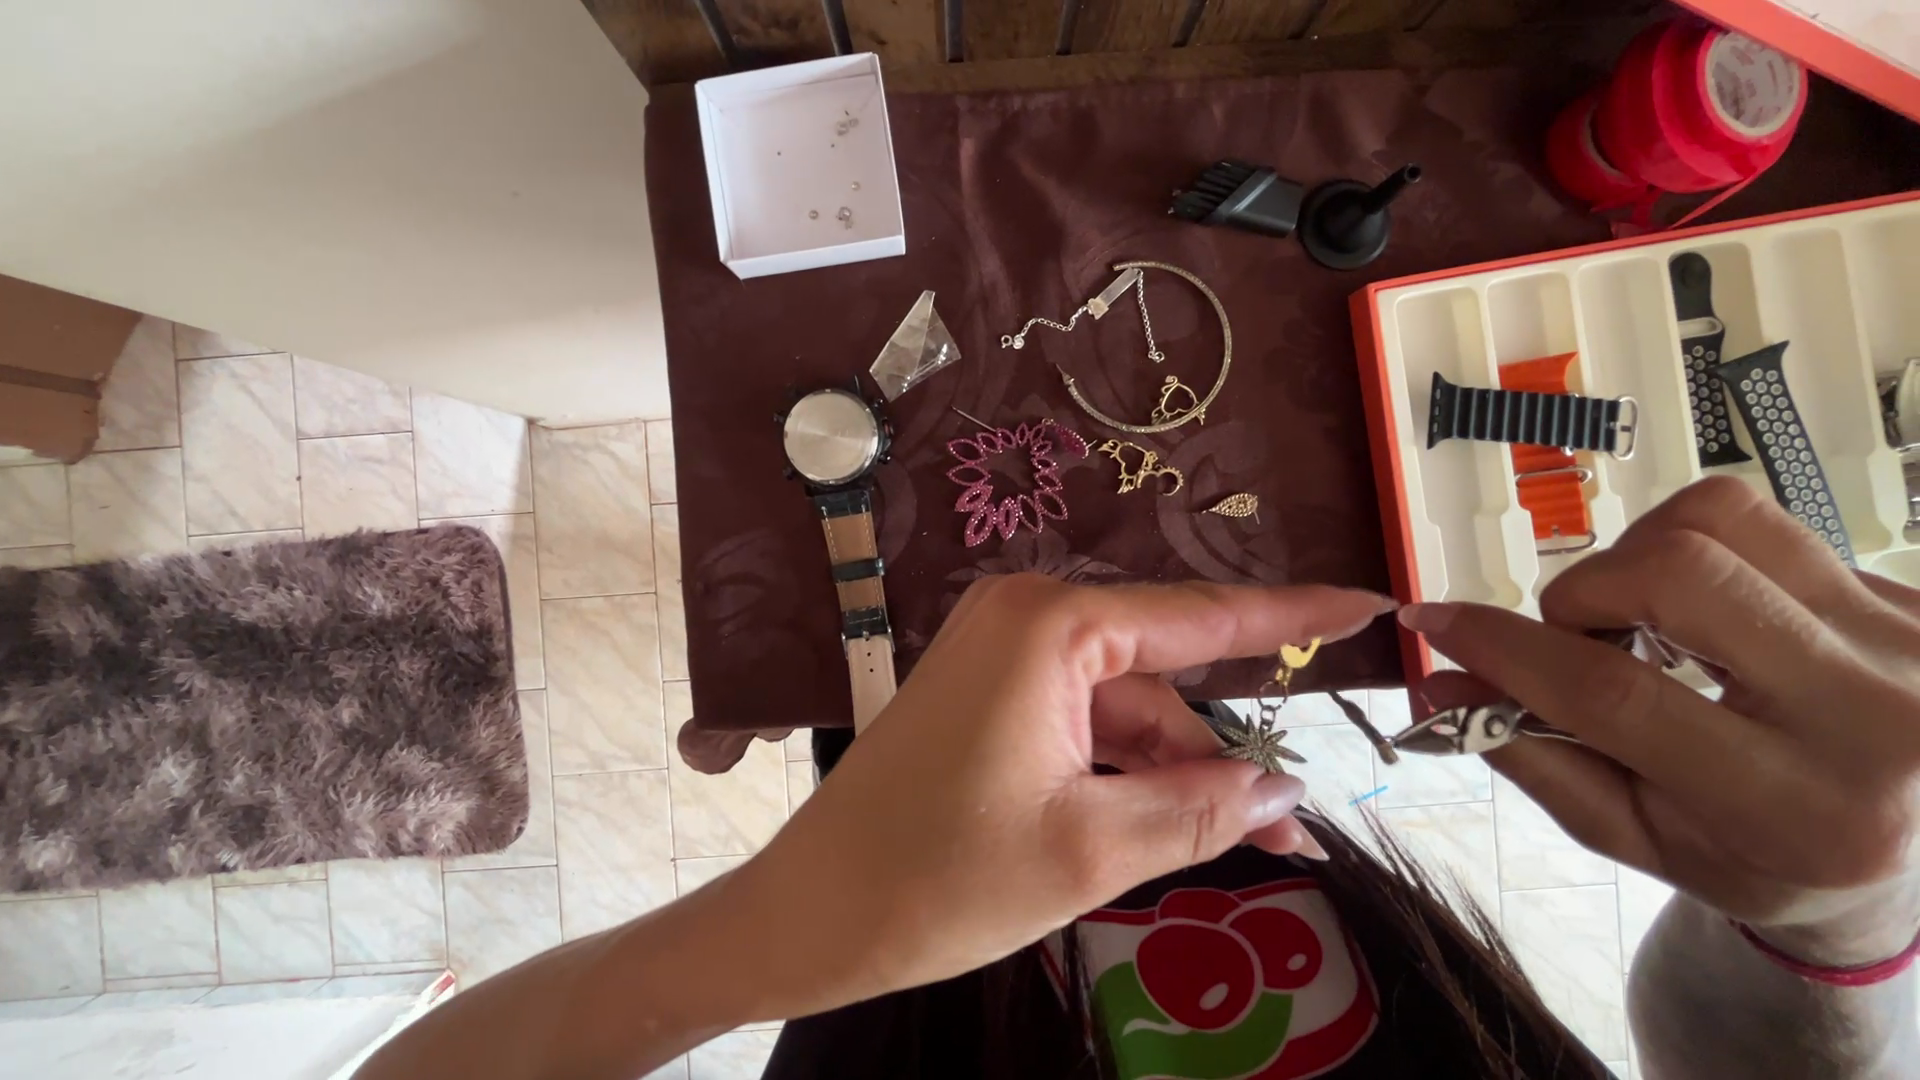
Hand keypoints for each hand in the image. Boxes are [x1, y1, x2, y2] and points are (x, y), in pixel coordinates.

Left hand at [725, 575, 1395, 1020]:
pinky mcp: (989, 691)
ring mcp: (1002, 652)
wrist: (814, 910)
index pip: (1199, 615)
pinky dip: (1121, 768)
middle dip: (1218, 750)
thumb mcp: (1090, 851)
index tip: (1368, 602)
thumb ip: (1199, 810)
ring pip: (1123, 708)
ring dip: (1171, 772)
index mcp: (1051, 626)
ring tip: (1228, 843)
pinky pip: (1080, 720)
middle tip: (1290, 823)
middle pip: (1160, 677)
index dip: (1290, 616)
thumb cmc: (941, 877)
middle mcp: (1026, 617)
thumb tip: (1283, 787)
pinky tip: (1152, 822)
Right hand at [1403, 477, 1919, 966]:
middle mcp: (1879, 715)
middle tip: (1575, 635)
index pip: (1615, 696)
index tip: (1431, 621)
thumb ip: (1529, 757)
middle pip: (1679, 575)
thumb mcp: (1629, 832)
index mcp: (1796, 806)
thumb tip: (1435, 684)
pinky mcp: (1911, 594)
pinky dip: (1687, 543)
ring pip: (1718, 521)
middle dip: (1581, 592)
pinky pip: (1760, 522)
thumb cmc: (1749, 853)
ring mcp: (1911, 639)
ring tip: (1635, 614)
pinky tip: (1693, 601)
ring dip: (1631, 556)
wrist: (1919, 846)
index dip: (1503, 648)